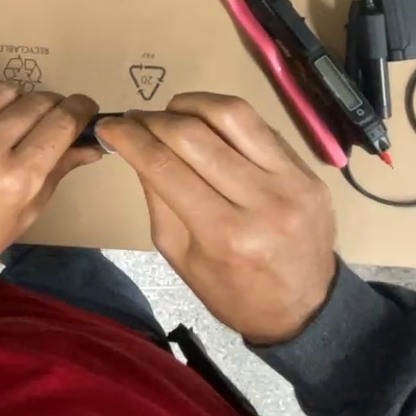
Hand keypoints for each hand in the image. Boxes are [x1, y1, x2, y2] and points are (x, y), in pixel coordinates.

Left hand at [0, 82, 101, 325]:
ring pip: (0, 89)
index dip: (80, 110)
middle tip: (44, 121)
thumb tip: (89, 145)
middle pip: (35, 101)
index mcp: (16, 178)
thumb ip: (56, 174)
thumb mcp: (21, 218)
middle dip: (48, 108)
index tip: (82, 109)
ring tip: (3, 122)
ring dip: (11, 102)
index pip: (63, 121)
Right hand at [97, 93, 336, 344]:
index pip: (163, 166)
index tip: (107, 126)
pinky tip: (205, 125)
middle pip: (192, 134)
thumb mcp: (177, 252)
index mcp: (223, 234)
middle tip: (133, 120)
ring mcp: (292, 182)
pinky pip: (259, 125)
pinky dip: (222, 117)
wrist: (305, 310)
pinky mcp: (308, 171)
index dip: (128, 138)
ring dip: (189, 105)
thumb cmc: (229, 289)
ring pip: (231, 115)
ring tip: (171, 113)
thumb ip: (157, 196)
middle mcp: (262, 202)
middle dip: (151, 120)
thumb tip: (135, 146)